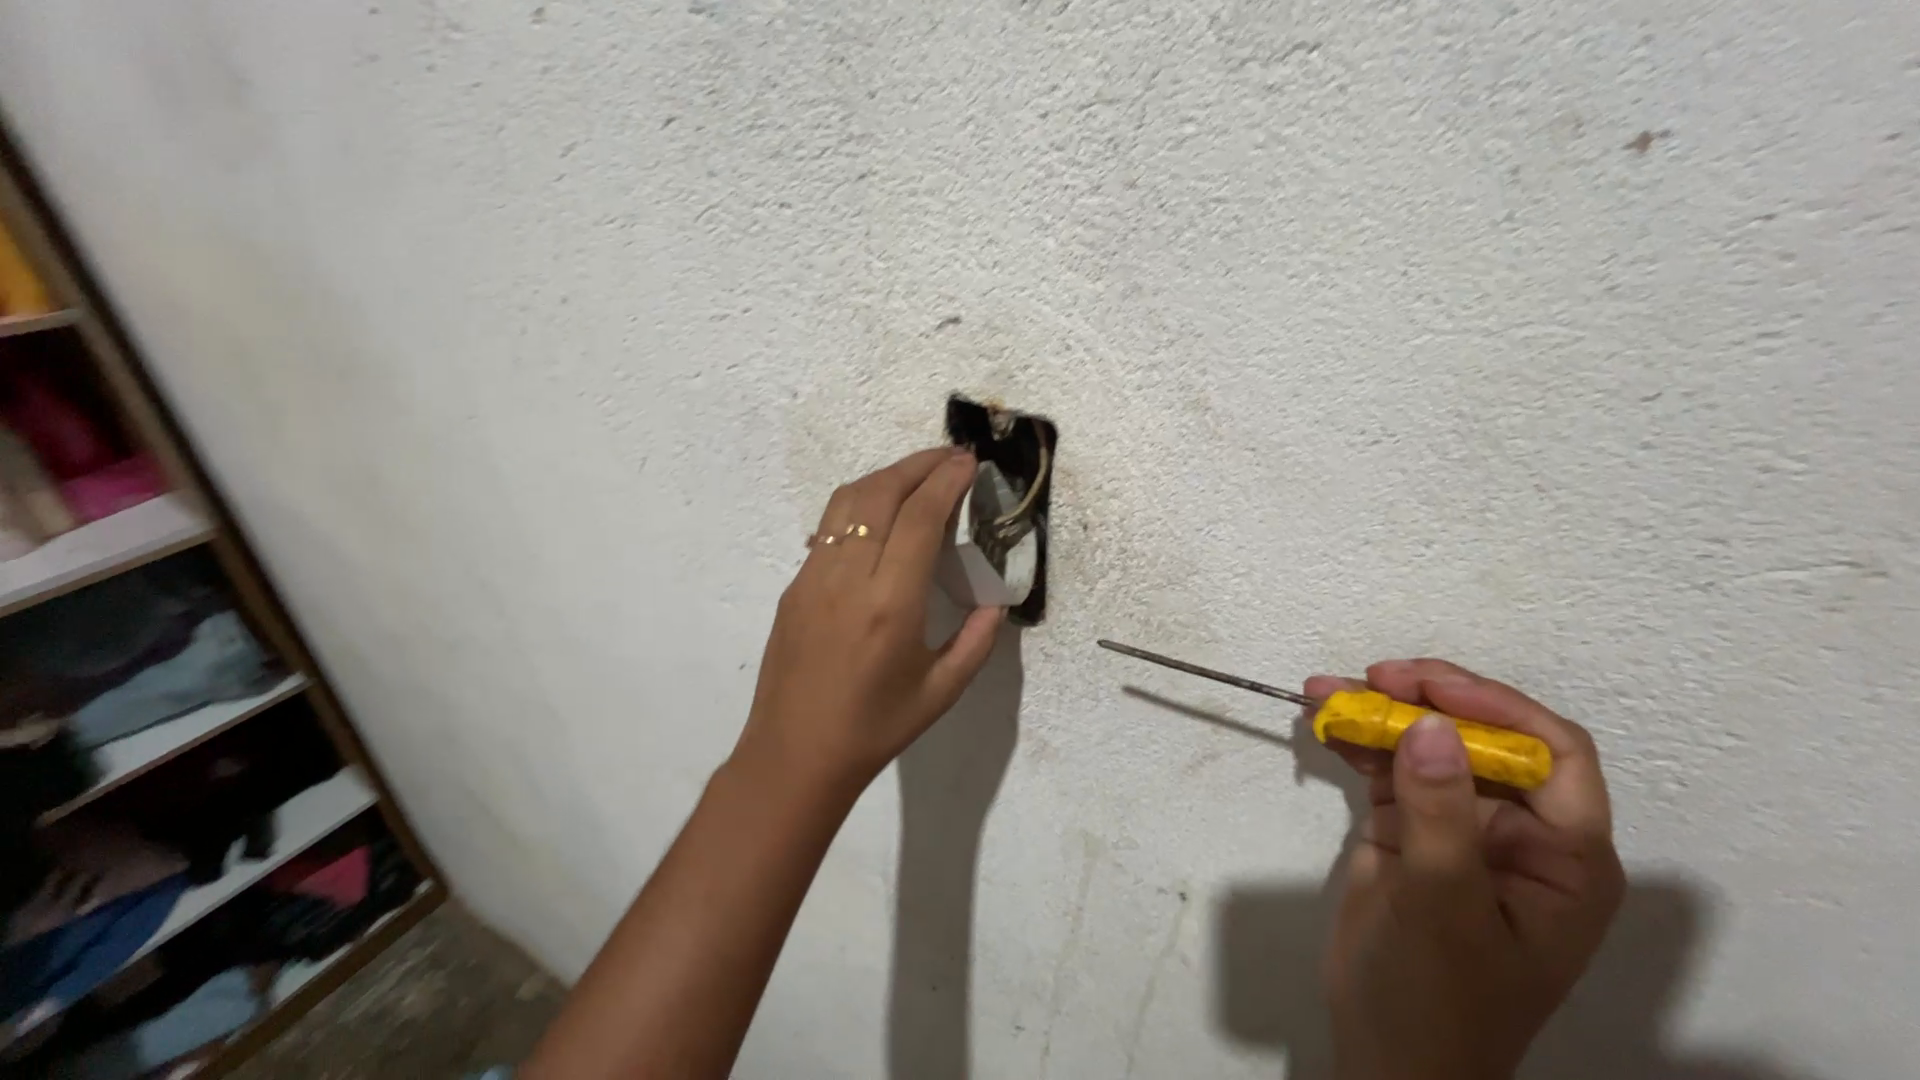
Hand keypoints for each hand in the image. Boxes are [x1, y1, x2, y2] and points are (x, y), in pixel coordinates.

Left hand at [733, 447, 1003, 793]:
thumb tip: (996, 601)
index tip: (969, 462)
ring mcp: (812, 578)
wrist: (794, 755)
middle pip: (880, 494)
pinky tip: (881, 516)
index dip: (946, 480)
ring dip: (886, 476)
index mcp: (889, 605)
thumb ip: (977, 641)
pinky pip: (828, 528)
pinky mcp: (793, 587)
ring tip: (918, 475)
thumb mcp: (941, 691)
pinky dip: (860, 504)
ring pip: (846, 502)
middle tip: (951, 457)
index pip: (919, 518)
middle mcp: (847, 579)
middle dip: (918, 464)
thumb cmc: (874, 729)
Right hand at [1307, 660, 1623, 1079]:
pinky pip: (1389, 771)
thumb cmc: (1436, 994)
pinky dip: (1358, 744)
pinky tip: (1324, 724)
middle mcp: (1517, 832)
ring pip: (1428, 749)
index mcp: (1563, 856)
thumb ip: (1441, 813)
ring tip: (1323, 690)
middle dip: (1426, 702)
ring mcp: (1458, 828)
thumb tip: (1430, 724)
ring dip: (1379, 715)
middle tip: (1370, 677)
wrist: (1385, 1051)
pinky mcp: (1409, 832)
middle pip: (1482, 740)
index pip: (1552, 754)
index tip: (1427, 686)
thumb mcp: (1444, 906)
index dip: (1497, 708)